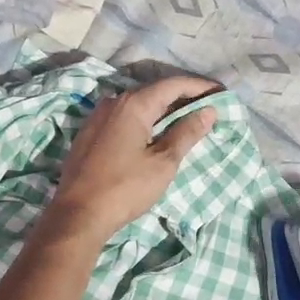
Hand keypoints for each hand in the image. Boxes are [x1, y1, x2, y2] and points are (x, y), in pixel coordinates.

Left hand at [42, 76, 220, 243]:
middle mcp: (113, 103)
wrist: (78, 214)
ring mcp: (97, 118)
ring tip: (185, 121)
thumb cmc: (125, 188)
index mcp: (133, 104)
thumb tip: (208, 112)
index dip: (199, 87)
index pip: (173, 84)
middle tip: (207, 108)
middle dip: (182, 98)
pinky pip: (122, 119)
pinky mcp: (89, 135)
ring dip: (162, 111)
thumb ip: (186, 133)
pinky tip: (154, 134)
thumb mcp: (163, 163)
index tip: (221, 94)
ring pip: (137, 106)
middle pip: (154, 92)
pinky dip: (143, 121)